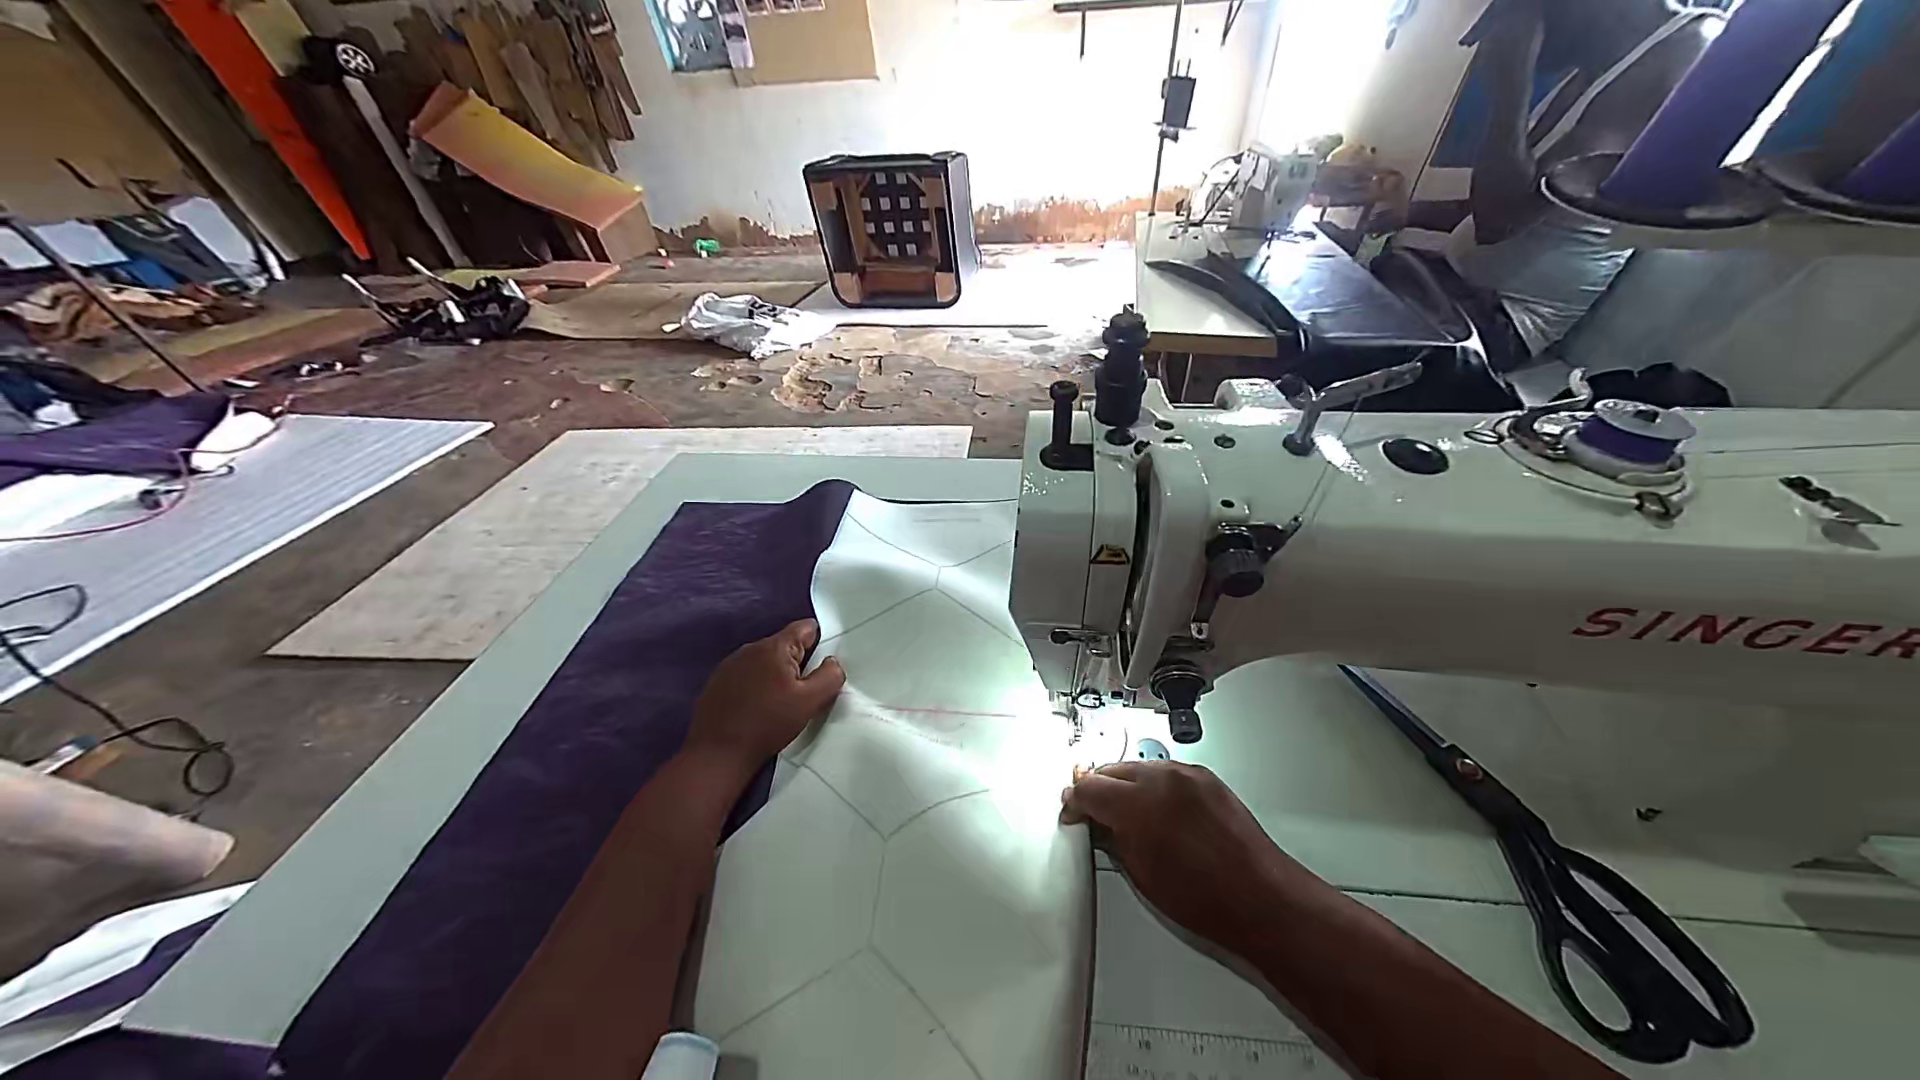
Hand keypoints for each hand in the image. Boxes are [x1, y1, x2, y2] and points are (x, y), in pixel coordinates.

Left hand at [686, 619, 844, 769]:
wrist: (717, 754)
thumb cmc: (767, 724)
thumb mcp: (810, 702)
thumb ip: (830, 676)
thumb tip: (833, 661)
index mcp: (774, 647)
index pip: (806, 628)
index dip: (820, 645)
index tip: (821, 670)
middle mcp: (750, 648)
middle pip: (786, 646)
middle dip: (799, 664)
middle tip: (803, 694)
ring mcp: (730, 664)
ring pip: (766, 661)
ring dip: (777, 676)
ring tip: (779, 704)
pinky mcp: (717, 682)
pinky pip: (748, 674)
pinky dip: (757, 686)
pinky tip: (757, 709)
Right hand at [1062, 761, 1300, 950]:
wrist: (1262, 899)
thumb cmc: (1212, 899)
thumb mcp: (1141, 874)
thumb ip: (1112, 839)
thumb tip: (1099, 825)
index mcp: (1139, 805)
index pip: (1088, 787)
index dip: (1074, 802)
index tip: (1072, 811)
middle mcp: (1162, 780)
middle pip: (1109, 769)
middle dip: (1097, 789)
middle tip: (1091, 811)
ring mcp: (1186, 774)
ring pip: (1137, 766)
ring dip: (1124, 785)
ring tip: (1126, 813)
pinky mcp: (1204, 777)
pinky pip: (1165, 771)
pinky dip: (1153, 785)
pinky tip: (1155, 809)